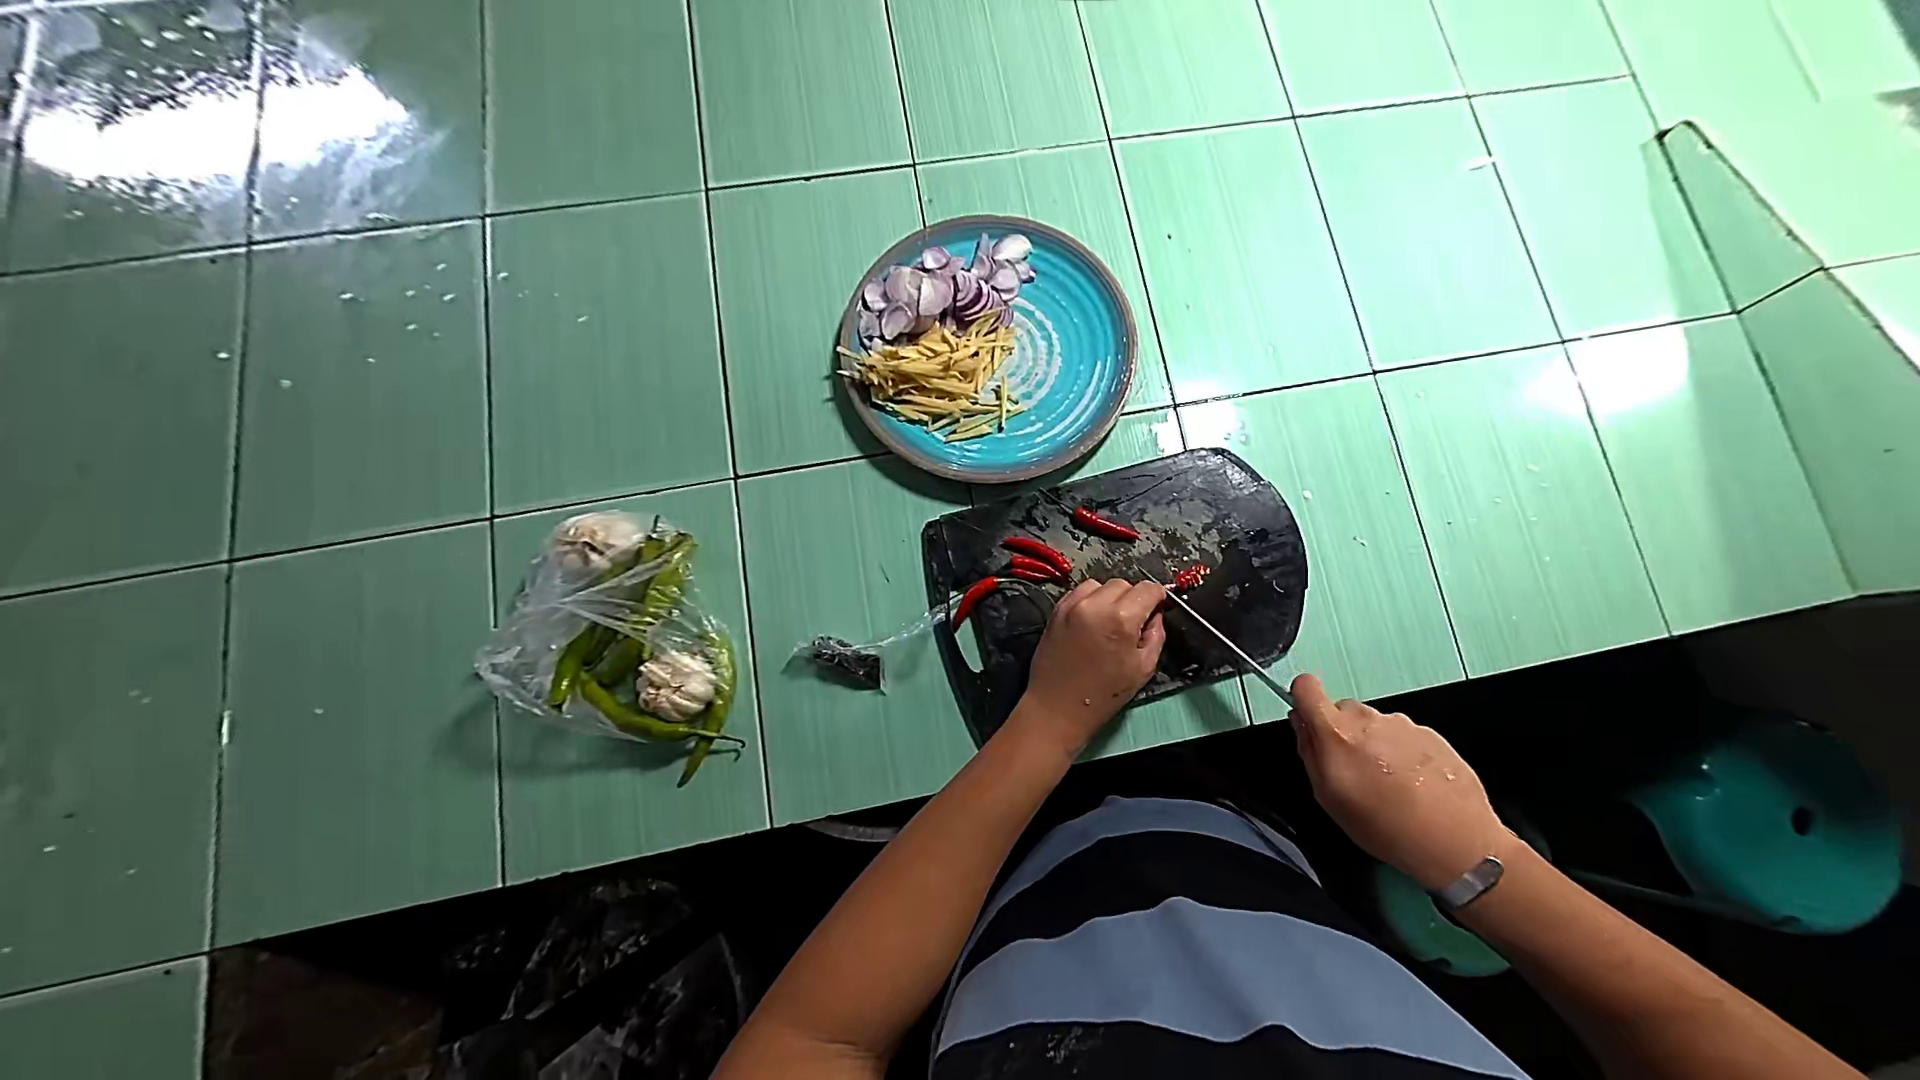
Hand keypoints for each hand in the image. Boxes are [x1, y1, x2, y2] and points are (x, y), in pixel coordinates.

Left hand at [1012, 579, 1166, 754]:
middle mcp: (1095, 605)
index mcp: (1120, 618)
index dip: (1158, 597)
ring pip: (1100, 585)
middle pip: (1124, 584)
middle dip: (1133, 598)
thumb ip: (1155, 634)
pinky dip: (1090, 600)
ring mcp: (1072, 605)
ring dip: (1110, 597)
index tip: (1157, 607)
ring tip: (1110, 621)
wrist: (1058, 705)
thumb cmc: (1104, 693)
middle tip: (1133, 621)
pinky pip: (1079, 592)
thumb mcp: (1144, 667)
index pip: (1148, 589)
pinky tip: (1092, 621)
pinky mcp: (1056, 610)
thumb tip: (1155, 614)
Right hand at [1287, 674, 1509, 890]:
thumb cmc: (1389, 827)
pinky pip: (1404, 736)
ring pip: (1374, 725)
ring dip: (1374, 746)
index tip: (1308, 718)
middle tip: (1352, 770)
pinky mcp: (1432, 736)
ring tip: (1388, 785)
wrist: (1457, 844)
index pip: (1306, 687)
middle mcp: (1370, 720)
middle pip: (1343, 710)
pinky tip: (1412, 786)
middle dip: (1342, 732)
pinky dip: (1402, 755)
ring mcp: (1404, 725)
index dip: (1303, 698)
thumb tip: (1302, 726)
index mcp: (1337, 732)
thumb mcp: (1328, 796)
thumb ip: (1308, 752)